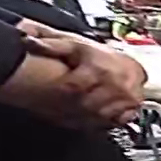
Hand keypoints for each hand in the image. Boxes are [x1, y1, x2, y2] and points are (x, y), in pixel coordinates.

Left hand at [20, 21, 144, 127]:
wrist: (130, 66)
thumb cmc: (99, 55)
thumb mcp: (73, 43)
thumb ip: (49, 42)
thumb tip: (26, 39)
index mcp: (99, 70)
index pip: (72, 88)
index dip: (55, 94)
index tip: (41, 98)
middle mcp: (117, 86)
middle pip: (87, 104)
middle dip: (68, 108)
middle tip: (50, 110)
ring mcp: (127, 98)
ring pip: (101, 114)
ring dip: (82, 117)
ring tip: (65, 116)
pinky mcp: (133, 108)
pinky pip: (116, 120)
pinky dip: (100, 121)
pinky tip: (87, 119)